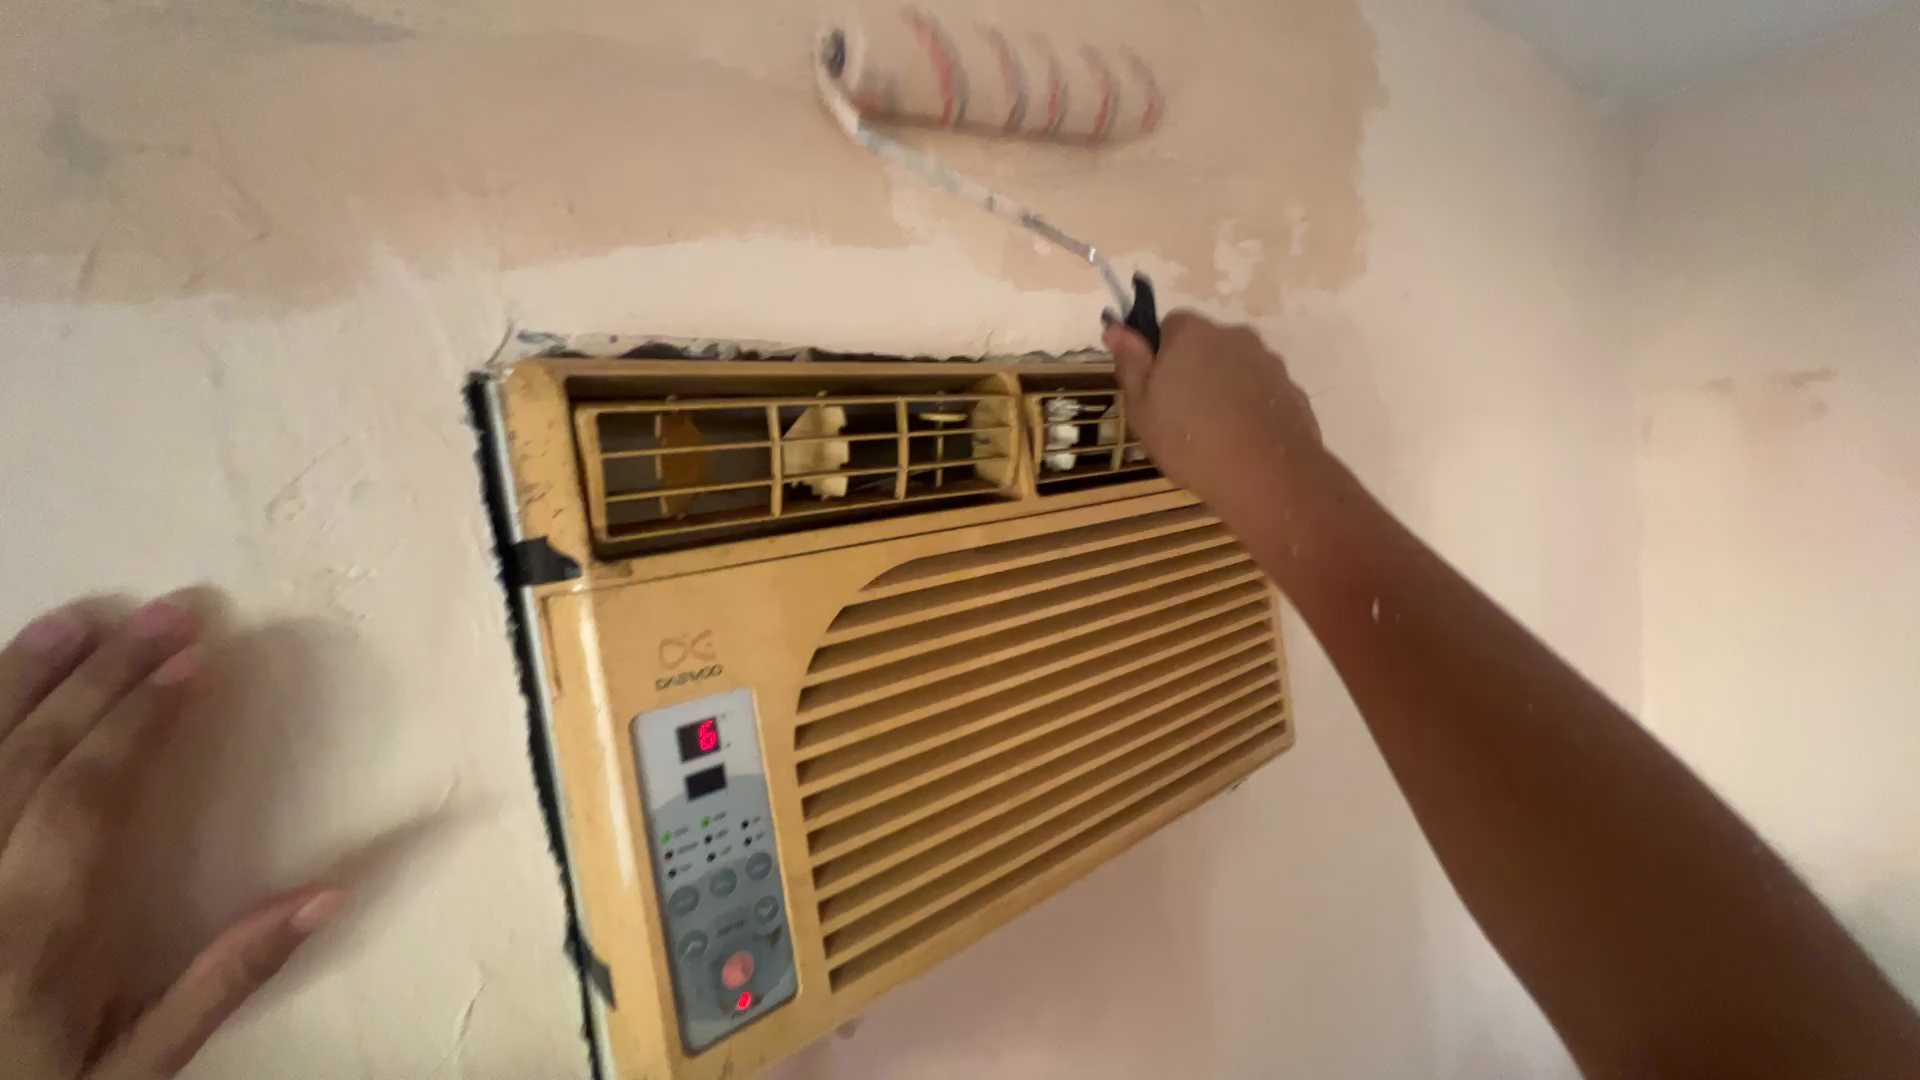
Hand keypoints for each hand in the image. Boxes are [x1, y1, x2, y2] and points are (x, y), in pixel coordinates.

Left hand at [0, 599, 343, 1078]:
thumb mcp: (133, 1063)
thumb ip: (225, 979)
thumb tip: (331, 894)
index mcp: (33, 925)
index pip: (87, 793)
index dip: (139, 718)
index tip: (192, 659)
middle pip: (27, 758)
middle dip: (98, 676)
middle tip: (160, 612)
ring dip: (20, 683)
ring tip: (72, 620)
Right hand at [1103, 312, 1328, 526]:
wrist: (1266, 475)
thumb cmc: (1189, 440)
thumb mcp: (1142, 407)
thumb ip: (1130, 363)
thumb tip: (1115, 328)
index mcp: (1192, 334)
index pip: (1169, 325)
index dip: (1158, 356)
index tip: (1154, 390)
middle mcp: (1233, 336)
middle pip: (1204, 346)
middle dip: (1191, 371)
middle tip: (1177, 415)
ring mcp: (1267, 362)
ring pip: (1232, 369)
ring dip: (1221, 389)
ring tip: (1211, 433)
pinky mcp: (1290, 389)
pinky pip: (1258, 392)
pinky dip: (1247, 407)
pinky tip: (1239, 440)